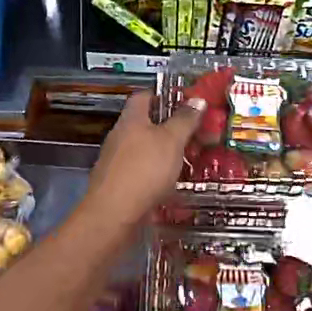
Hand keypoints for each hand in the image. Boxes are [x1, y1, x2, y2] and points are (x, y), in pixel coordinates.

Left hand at [76, 90, 201, 231]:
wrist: (113, 214)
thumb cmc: (144, 170)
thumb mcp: (172, 140)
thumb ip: (185, 120)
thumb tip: (197, 100)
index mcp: (131, 118)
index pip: (144, 95)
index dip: (165, 95)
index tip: (187, 103)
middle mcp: (120, 135)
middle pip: (145, 123)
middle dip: (170, 127)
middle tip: (196, 134)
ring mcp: (117, 161)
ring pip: (145, 148)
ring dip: (165, 152)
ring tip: (190, 158)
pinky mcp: (118, 183)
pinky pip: (141, 170)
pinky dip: (157, 172)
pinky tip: (172, 182)